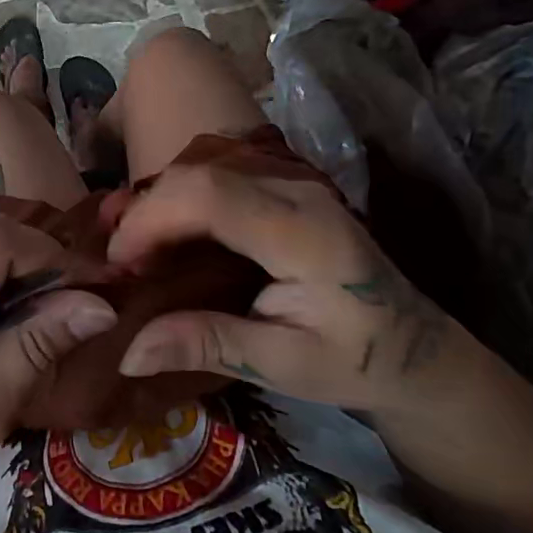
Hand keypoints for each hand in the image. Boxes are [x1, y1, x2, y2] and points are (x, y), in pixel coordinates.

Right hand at [107, 164, 476, 411]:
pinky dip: (176, 198)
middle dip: (145, 212)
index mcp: (306, 236)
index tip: (119, 264)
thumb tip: (128, 353)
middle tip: (121, 264)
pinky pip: (214, 172)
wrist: (413, 346)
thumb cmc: (354, 361)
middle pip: (199, 172)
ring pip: (202, 164)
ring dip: (157, 202)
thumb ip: (208, 346)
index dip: (151, 219)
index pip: (211, 196)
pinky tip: (163, 233)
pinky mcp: (282, 185)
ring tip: (136, 250)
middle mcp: (300, 192)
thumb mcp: (283, 367)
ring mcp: (293, 181)